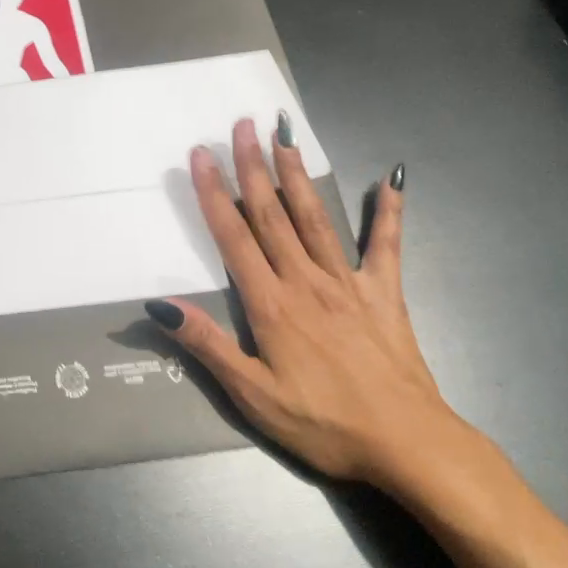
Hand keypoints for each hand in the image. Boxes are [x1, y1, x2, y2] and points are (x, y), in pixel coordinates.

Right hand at [145, 117, 448, 487]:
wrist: (408, 445)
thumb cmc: (324, 424)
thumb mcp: (253, 395)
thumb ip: (208, 345)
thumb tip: (159, 304)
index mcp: (271, 303)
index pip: (234, 236)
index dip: (214, 193)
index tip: (200, 154)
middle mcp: (306, 280)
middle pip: (272, 214)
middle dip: (253, 167)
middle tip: (243, 123)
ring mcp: (348, 282)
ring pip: (315, 218)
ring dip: (296, 175)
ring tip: (285, 137)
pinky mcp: (384, 293)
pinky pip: (385, 245)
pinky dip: (388, 212)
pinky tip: (392, 179)